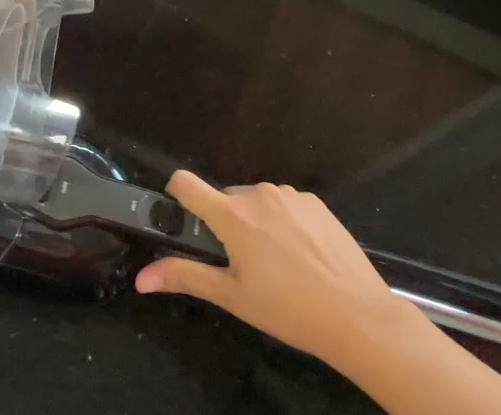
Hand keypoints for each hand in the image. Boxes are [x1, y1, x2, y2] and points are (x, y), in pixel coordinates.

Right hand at [136, 172, 412, 370]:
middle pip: (223, 199)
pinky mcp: (316, 202)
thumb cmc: (289, 310)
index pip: (186, 183)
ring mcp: (290, 195)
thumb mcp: (233, 296)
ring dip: (253, 223)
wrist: (358, 316)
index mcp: (233, 215)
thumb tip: (141, 277)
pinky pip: (284, 204)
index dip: (176, 196)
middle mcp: (259, 194)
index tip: (183, 221)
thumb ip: (185, 277)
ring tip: (275, 264)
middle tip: (239, 264)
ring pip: (255, 202)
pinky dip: (282, 223)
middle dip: (223, 224)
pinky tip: (300, 256)